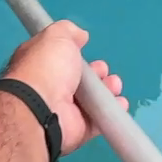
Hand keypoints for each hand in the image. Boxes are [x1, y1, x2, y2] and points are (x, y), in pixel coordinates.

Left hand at [0, 20, 124, 154]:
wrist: (43, 108)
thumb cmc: (47, 68)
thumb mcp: (56, 37)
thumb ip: (68, 31)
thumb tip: (80, 35)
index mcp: (41, 65)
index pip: (60, 59)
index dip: (75, 53)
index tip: (85, 47)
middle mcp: (51, 88)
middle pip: (79, 80)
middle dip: (96, 73)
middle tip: (103, 71)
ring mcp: (65, 111)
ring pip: (92, 100)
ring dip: (107, 90)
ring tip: (113, 85)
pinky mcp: (78, 130)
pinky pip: (99, 120)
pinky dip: (112, 111)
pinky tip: (120, 103)